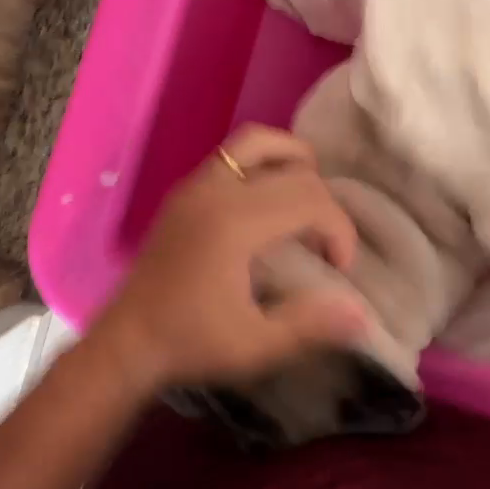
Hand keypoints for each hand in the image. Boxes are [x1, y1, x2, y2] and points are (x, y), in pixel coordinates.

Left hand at [85, 126, 368, 395]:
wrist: (125, 343)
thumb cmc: (191, 344)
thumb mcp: (255, 346)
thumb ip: (310, 326)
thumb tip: (364, 315)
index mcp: (234, 224)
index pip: (310, 199)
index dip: (340, 231)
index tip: (339, 270)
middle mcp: (216, 192)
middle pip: (295, 170)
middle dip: (325, 205)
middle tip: (326, 249)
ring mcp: (196, 185)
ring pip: (258, 142)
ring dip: (294, 165)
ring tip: (307, 206)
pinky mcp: (185, 192)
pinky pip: (233, 155)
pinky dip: (264, 166)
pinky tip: (269, 208)